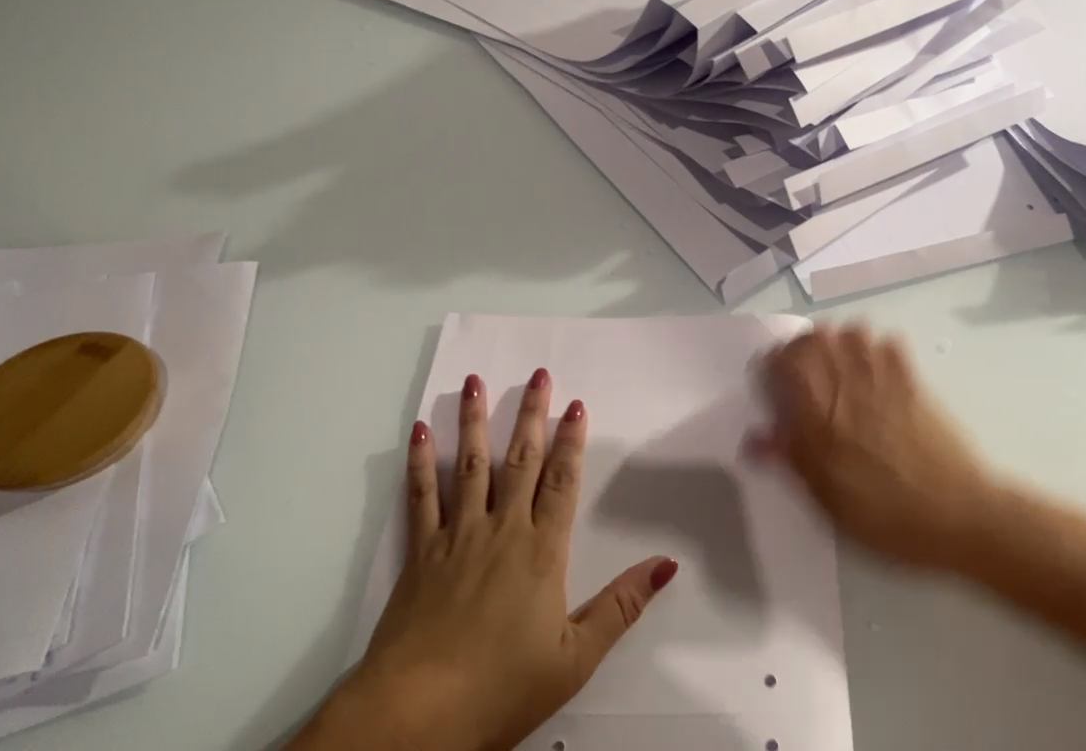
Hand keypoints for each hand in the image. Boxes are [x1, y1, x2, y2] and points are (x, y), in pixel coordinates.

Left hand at [293, 369, 677, 750]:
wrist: (419, 712)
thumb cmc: (503, 687)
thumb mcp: (576, 657)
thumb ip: (621, 606)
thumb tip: (666, 564)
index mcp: (543, 552)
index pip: (561, 482)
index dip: (571, 441)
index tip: (575, 404)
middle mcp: (502, 531)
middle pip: (520, 461)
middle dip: (531, 414)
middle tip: (538, 374)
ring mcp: (457, 537)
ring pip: (470, 466)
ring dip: (474, 421)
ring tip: (476, 382)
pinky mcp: (421, 552)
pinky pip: (421, 496)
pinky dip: (420, 462)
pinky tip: (420, 431)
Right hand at [753, 323, 996, 571]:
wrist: (961, 516)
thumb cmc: (889, 520)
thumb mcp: (829, 504)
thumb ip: (792, 462)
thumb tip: (756, 438)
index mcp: (819, 418)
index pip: (783, 364)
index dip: (771, 364)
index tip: (770, 379)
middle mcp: (848, 388)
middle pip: (815, 338)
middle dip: (801, 346)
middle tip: (800, 369)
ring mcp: (885, 380)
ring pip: (851, 332)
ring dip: (838, 342)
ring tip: (837, 365)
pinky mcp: (916, 382)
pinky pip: (890, 343)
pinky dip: (877, 347)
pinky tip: (876, 369)